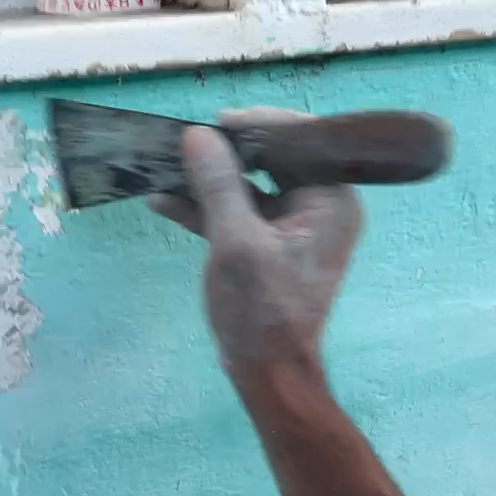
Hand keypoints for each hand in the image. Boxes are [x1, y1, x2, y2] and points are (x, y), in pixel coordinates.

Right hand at [150, 108, 364, 378]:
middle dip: (225, 152)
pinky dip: (207, 210)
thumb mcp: (236, 243)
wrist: (268, 371)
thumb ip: (218, 185)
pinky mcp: (268, 246)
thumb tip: (197, 135)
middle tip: (186, 142)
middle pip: (272, 159)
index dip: (255, 126)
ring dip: (208, 181)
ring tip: (166, 166)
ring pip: (250, 186)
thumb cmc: (260, 309)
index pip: (299, 140)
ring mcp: (293, 228)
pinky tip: (165, 201)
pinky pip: (239, 215)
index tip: (213, 124)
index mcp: (331, 199)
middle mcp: (320, 206)